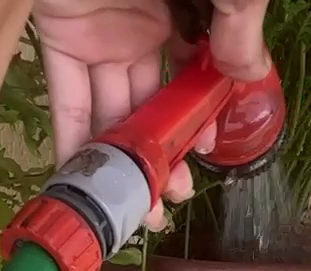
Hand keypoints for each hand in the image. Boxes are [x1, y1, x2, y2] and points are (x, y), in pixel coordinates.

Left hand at [33, 0, 271, 227]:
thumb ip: (239, 26)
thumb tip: (251, 76)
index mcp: (185, 5)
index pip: (195, 75)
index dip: (199, 120)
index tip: (204, 154)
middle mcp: (142, 22)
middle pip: (153, 103)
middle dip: (163, 154)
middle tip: (172, 198)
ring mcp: (99, 30)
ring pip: (114, 110)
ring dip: (126, 163)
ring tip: (141, 210)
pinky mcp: (59, 34)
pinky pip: (68, 98)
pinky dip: (76, 143)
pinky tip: (90, 185)